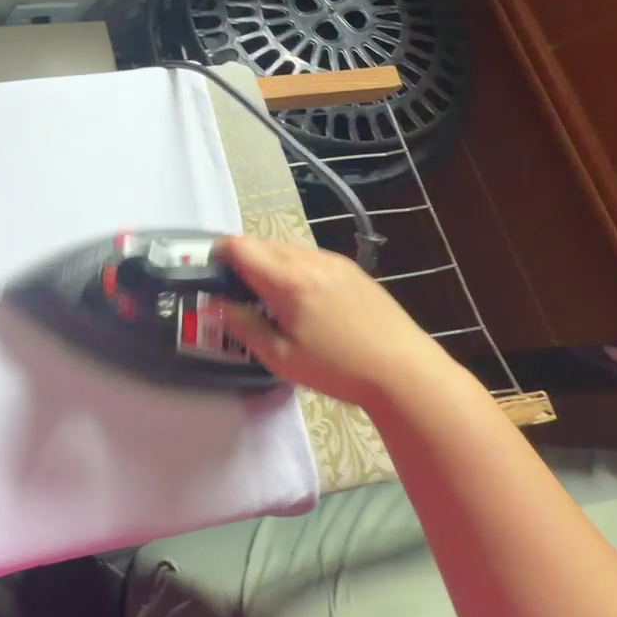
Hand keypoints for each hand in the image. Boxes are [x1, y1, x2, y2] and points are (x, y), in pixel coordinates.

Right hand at [215, 234, 466, 409]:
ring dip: (267, 264)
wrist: (408, 374)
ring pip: (285, 248)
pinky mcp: (352, 270)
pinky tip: (301, 300)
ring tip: (268, 298)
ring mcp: (334, 262)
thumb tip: (211, 305)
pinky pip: (308, 257)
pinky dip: (293, 268)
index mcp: (288, 280)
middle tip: (235, 292)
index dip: (217, 255)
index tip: (209, 275)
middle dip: (241, 260)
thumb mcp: (280, 357)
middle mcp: (309, 260)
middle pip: (259, 243)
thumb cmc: (338, 369)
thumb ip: (241, 326)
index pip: (239, 246)